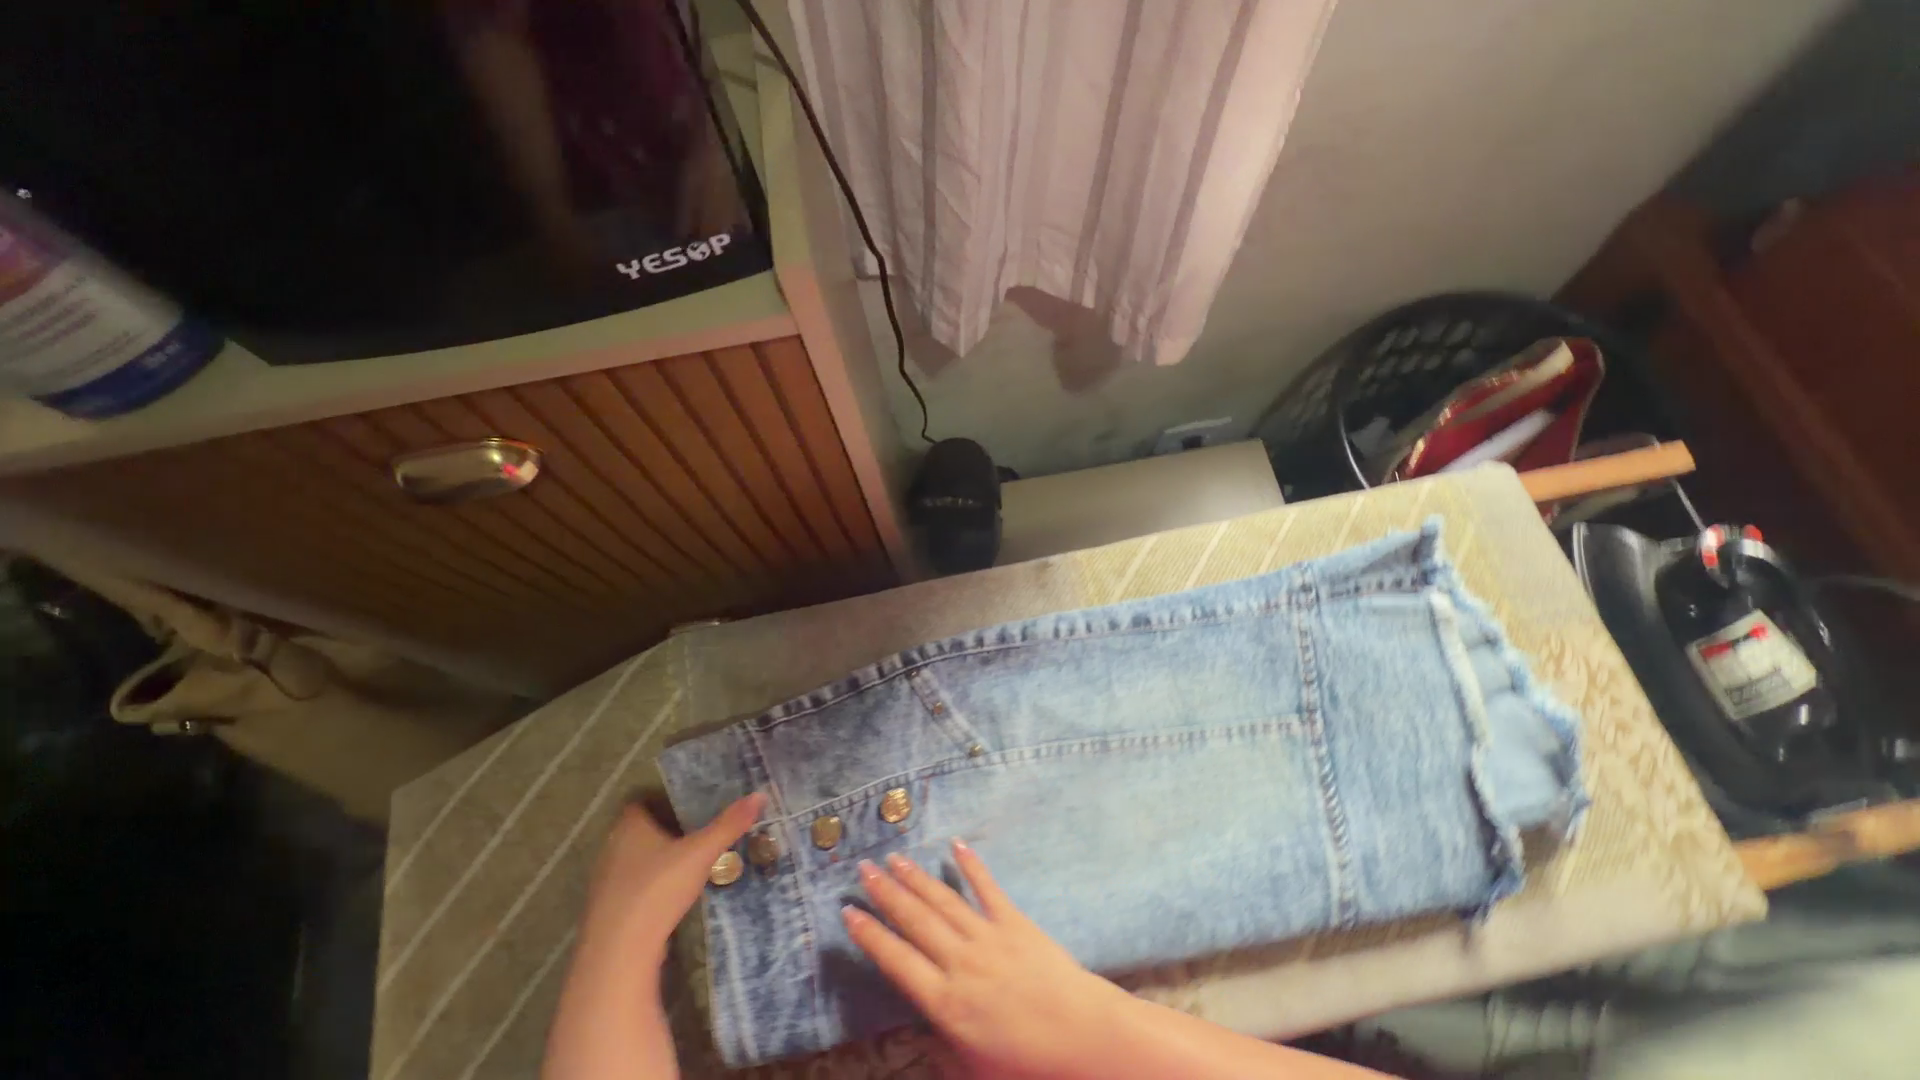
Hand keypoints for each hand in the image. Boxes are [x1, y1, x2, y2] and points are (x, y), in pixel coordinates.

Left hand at [543, 794, 764, 1079]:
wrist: (620, 951)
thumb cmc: (658, 889)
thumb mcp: (701, 853)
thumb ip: (729, 825)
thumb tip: (759, 795)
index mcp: (628, 826)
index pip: (640, 802)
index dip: (663, 802)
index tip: (690, 808)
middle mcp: (611, 847)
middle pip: (638, 831)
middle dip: (664, 832)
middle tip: (698, 834)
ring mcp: (606, 881)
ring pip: (634, 860)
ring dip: (657, 861)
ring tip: (689, 865)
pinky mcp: (608, 910)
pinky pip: (632, 886)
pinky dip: (650, 886)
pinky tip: (670, 896)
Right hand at [844, 841, 1132, 1079]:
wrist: (1084, 1037)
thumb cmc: (1026, 1063)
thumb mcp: (970, 1069)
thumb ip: (937, 1046)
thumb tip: (915, 1025)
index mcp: (945, 1002)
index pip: (896, 961)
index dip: (870, 935)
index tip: (848, 912)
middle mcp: (960, 963)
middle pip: (914, 921)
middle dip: (885, 893)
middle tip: (863, 869)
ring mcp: (988, 938)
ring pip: (943, 901)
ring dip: (916, 878)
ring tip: (894, 858)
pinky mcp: (1016, 923)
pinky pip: (988, 889)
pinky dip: (971, 865)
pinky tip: (956, 845)